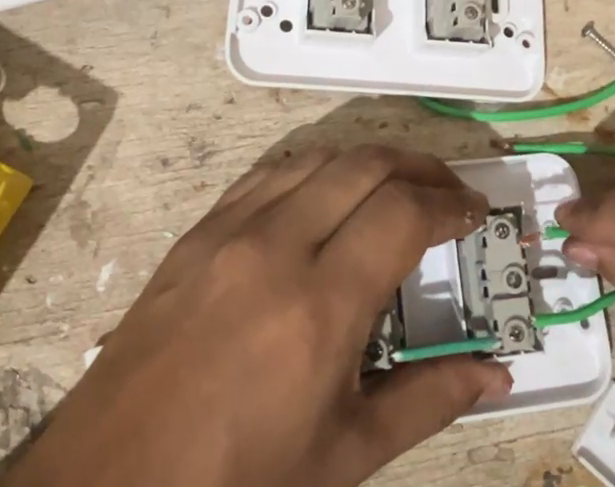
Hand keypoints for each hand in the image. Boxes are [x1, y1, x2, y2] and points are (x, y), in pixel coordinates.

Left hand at [1, 146, 511, 486]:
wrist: (116, 475)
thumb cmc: (238, 473)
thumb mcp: (344, 453)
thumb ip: (427, 402)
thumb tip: (498, 377)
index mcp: (320, 304)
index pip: (404, 214)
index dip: (450, 204)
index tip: (475, 212)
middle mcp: (276, 247)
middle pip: (365, 166)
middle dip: (419, 168)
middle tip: (449, 191)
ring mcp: (228, 231)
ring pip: (316, 159)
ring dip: (368, 161)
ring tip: (397, 185)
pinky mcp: (195, 233)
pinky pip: (266, 174)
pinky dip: (312, 169)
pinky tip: (325, 193)